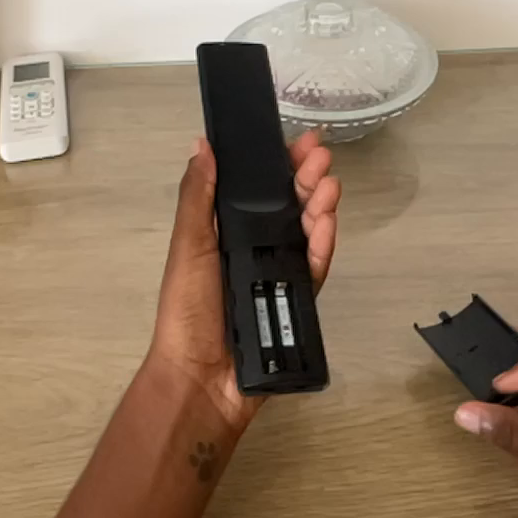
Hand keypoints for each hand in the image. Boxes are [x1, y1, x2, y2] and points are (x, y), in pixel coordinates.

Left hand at [148, 130, 340, 433]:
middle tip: (321, 152)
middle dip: (305, 176)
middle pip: (288, 205)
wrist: (202, 377)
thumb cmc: (188, 307)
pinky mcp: (298, 299)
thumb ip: (197, 196)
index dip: (277, 164)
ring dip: (320, 203)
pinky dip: (323, 242)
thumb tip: (201, 145)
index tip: (296, 140)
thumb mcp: (188, 245)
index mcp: (226, 232)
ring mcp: (279, 273)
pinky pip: (314, 266)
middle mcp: (255, 247)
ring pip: (307, 231)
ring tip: (329, 181)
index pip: (257, 190)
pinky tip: (329, 219)